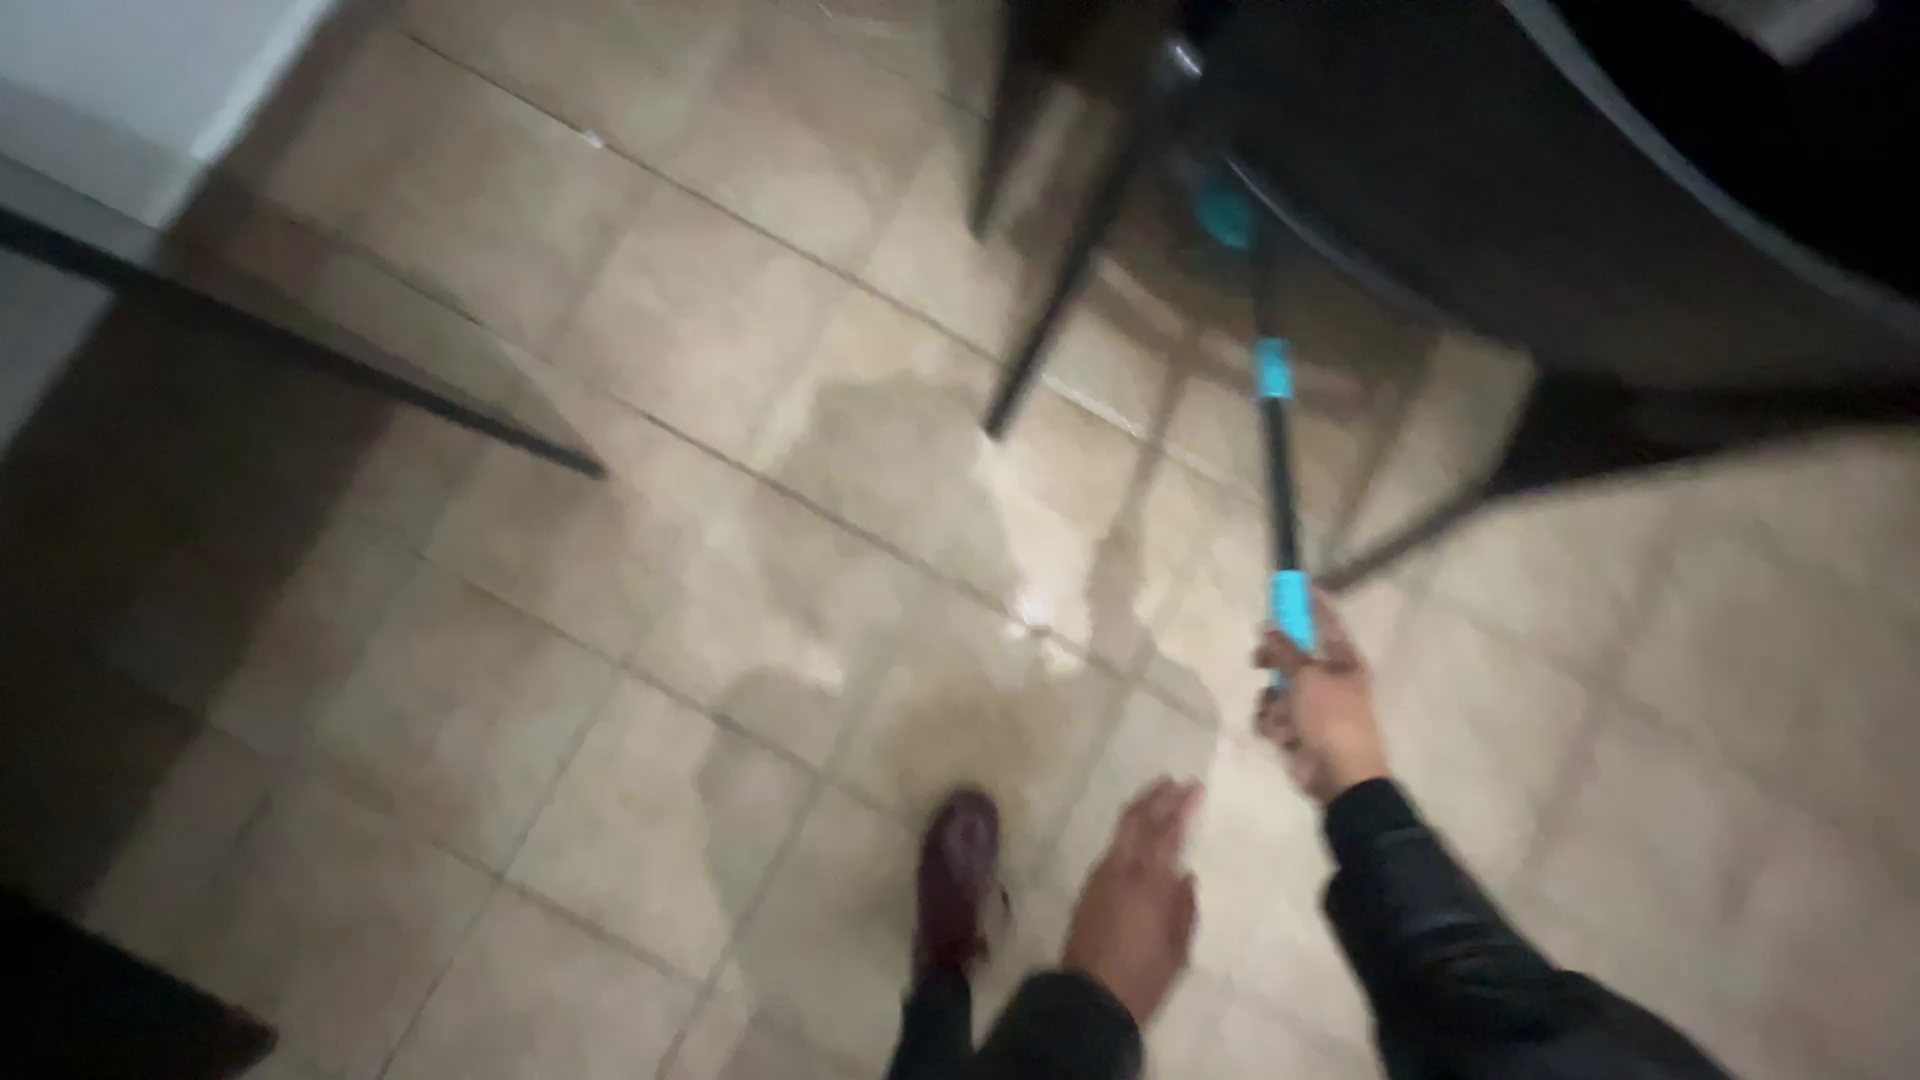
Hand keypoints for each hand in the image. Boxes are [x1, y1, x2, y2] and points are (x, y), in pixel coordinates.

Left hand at [1061, 778, 1201, 1025]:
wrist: (1089, 997)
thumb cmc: (1143, 978)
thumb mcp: (1177, 950)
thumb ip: (1184, 909)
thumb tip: (1186, 875)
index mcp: (1148, 883)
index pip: (1167, 833)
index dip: (1181, 807)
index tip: (1194, 786)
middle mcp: (1121, 869)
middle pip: (1137, 820)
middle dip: (1156, 796)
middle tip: (1174, 781)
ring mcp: (1101, 875)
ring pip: (1122, 830)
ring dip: (1140, 809)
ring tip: (1157, 796)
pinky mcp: (1089, 886)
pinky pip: (1113, 847)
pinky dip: (1129, 831)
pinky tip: (1138, 834)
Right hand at [1252, 590, 1388, 805]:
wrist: (1339, 777)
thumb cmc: (1332, 719)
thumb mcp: (1308, 677)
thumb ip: (1285, 650)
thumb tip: (1270, 626)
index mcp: (1343, 663)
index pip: (1326, 624)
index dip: (1312, 603)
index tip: (1297, 584)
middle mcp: (1328, 680)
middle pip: (1291, 655)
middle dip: (1273, 661)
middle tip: (1258, 658)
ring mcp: (1310, 707)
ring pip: (1275, 687)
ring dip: (1272, 702)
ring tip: (1281, 718)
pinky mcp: (1295, 730)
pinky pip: (1271, 714)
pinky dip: (1271, 724)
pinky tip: (1279, 736)